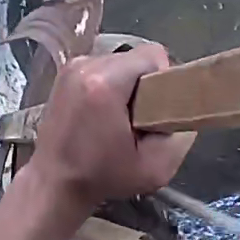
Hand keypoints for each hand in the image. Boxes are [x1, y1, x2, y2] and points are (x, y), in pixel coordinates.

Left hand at [27, 44, 195, 208]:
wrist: (53, 184)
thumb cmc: (102, 177)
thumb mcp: (155, 169)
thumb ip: (181, 137)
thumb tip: (186, 112)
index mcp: (105, 83)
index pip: (153, 55)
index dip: (164, 79)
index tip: (159, 108)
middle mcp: (85, 66)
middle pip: (135, 57)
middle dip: (145, 83)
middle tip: (141, 117)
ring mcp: (71, 67)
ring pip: (119, 61)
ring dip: (127, 84)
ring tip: (121, 117)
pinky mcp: (65, 73)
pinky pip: (102, 68)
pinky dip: (110, 85)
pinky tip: (105, 113)